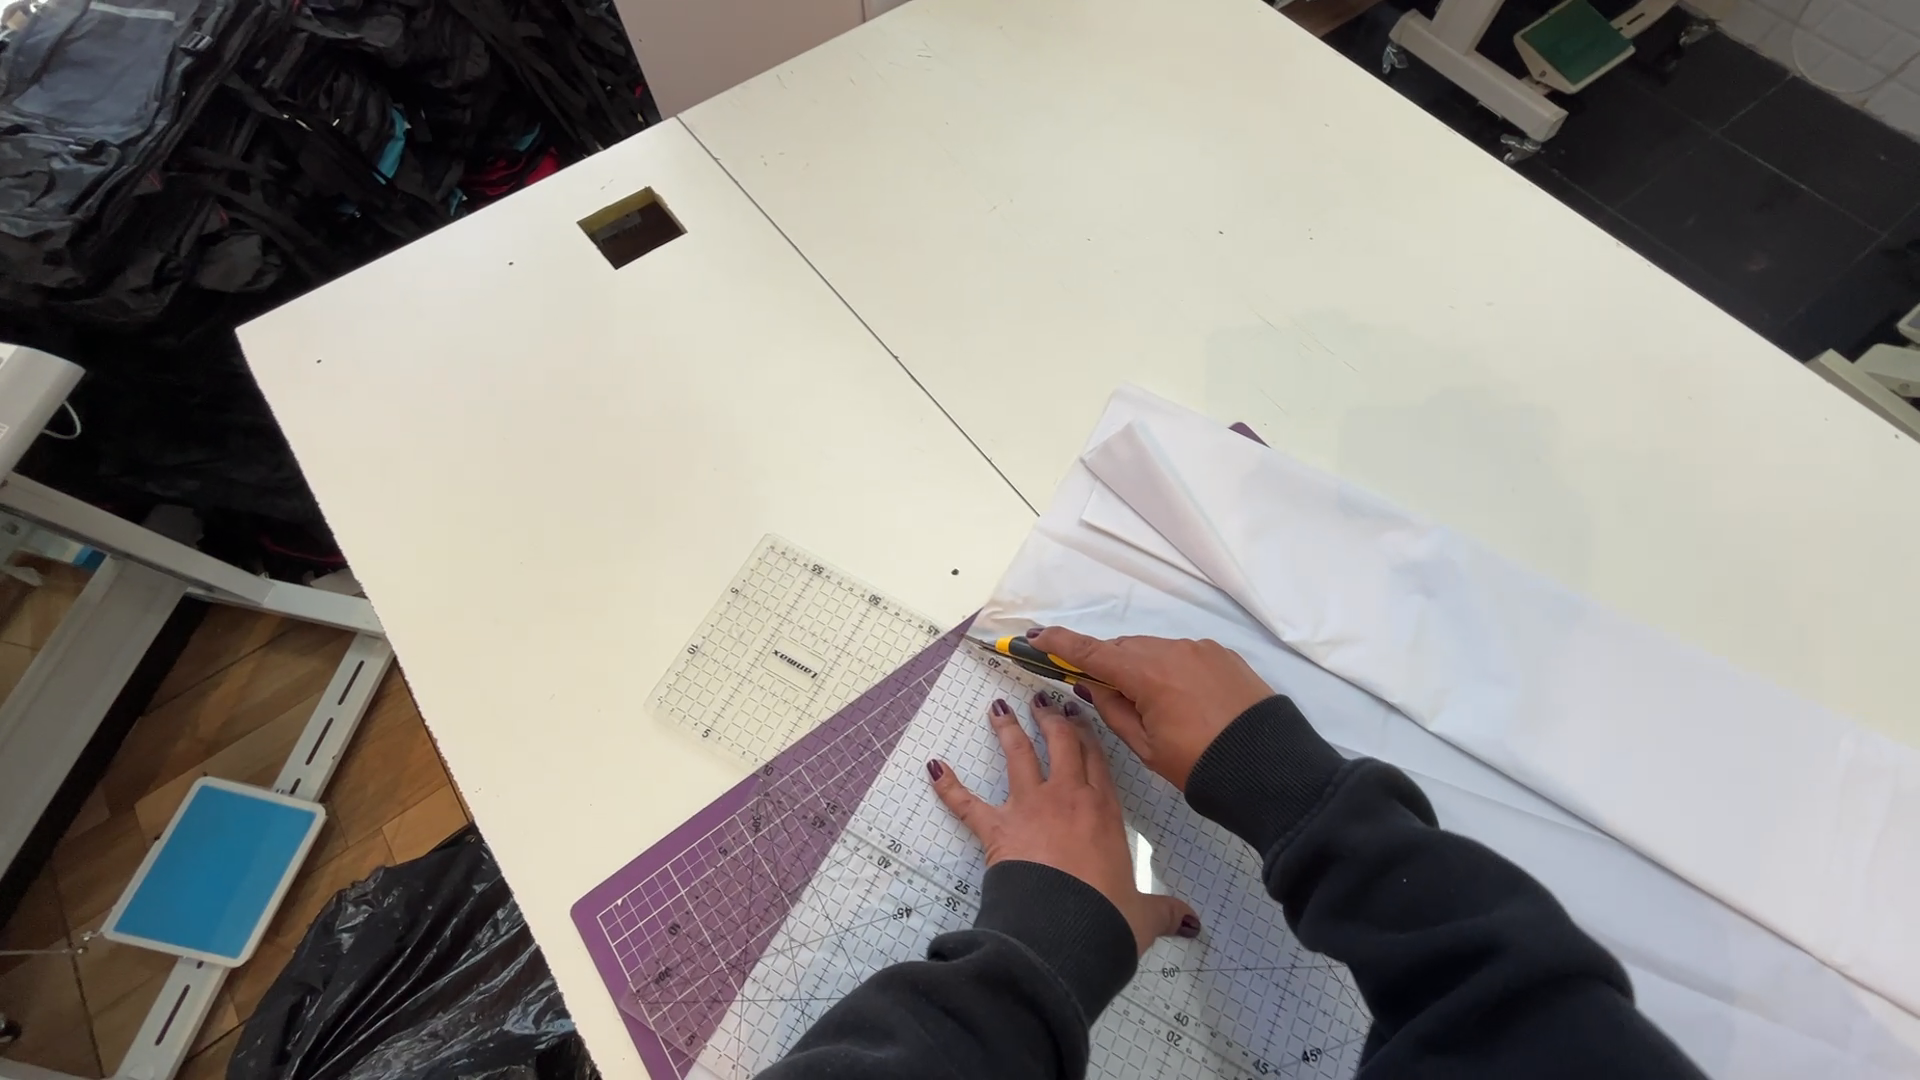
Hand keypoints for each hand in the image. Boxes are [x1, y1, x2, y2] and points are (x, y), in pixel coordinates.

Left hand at [928, 692, 1200, 954]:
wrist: (1064, 934)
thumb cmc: (1106, 919)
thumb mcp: (1143, 915)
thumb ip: (1166, 910)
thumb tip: (1192, 922)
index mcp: (1104, 812)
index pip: (1098, 761)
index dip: (1089, 735)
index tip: (1081, 714)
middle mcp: (1068, 798)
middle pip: (1062, 745)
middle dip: (1052, 718)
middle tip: (1043, 699)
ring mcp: (1030, 808)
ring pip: (1019, 757)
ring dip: (1008, 730)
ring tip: (998, 708)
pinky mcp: (997, 827)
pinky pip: (967, 803)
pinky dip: (949, 786)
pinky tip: (934, 767)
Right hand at [1031, 629, 1273, 790]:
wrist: (1273, 769)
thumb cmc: (1200, 764)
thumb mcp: (1146, 747)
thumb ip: (1113, 710)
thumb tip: (1092, 686)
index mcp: (1146, 673)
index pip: (1090, 651)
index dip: (1059, 643)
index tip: (1035, 636)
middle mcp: (1171, 649)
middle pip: (1123, 648)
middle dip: (1107, 664)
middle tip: (1103, 691)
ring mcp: (1200, 649)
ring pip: (1154, 650)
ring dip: (1141, 668)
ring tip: (1150, 703)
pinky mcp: (1223, 655)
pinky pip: (1182, 655)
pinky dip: (1170, 669)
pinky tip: (1182, 699)